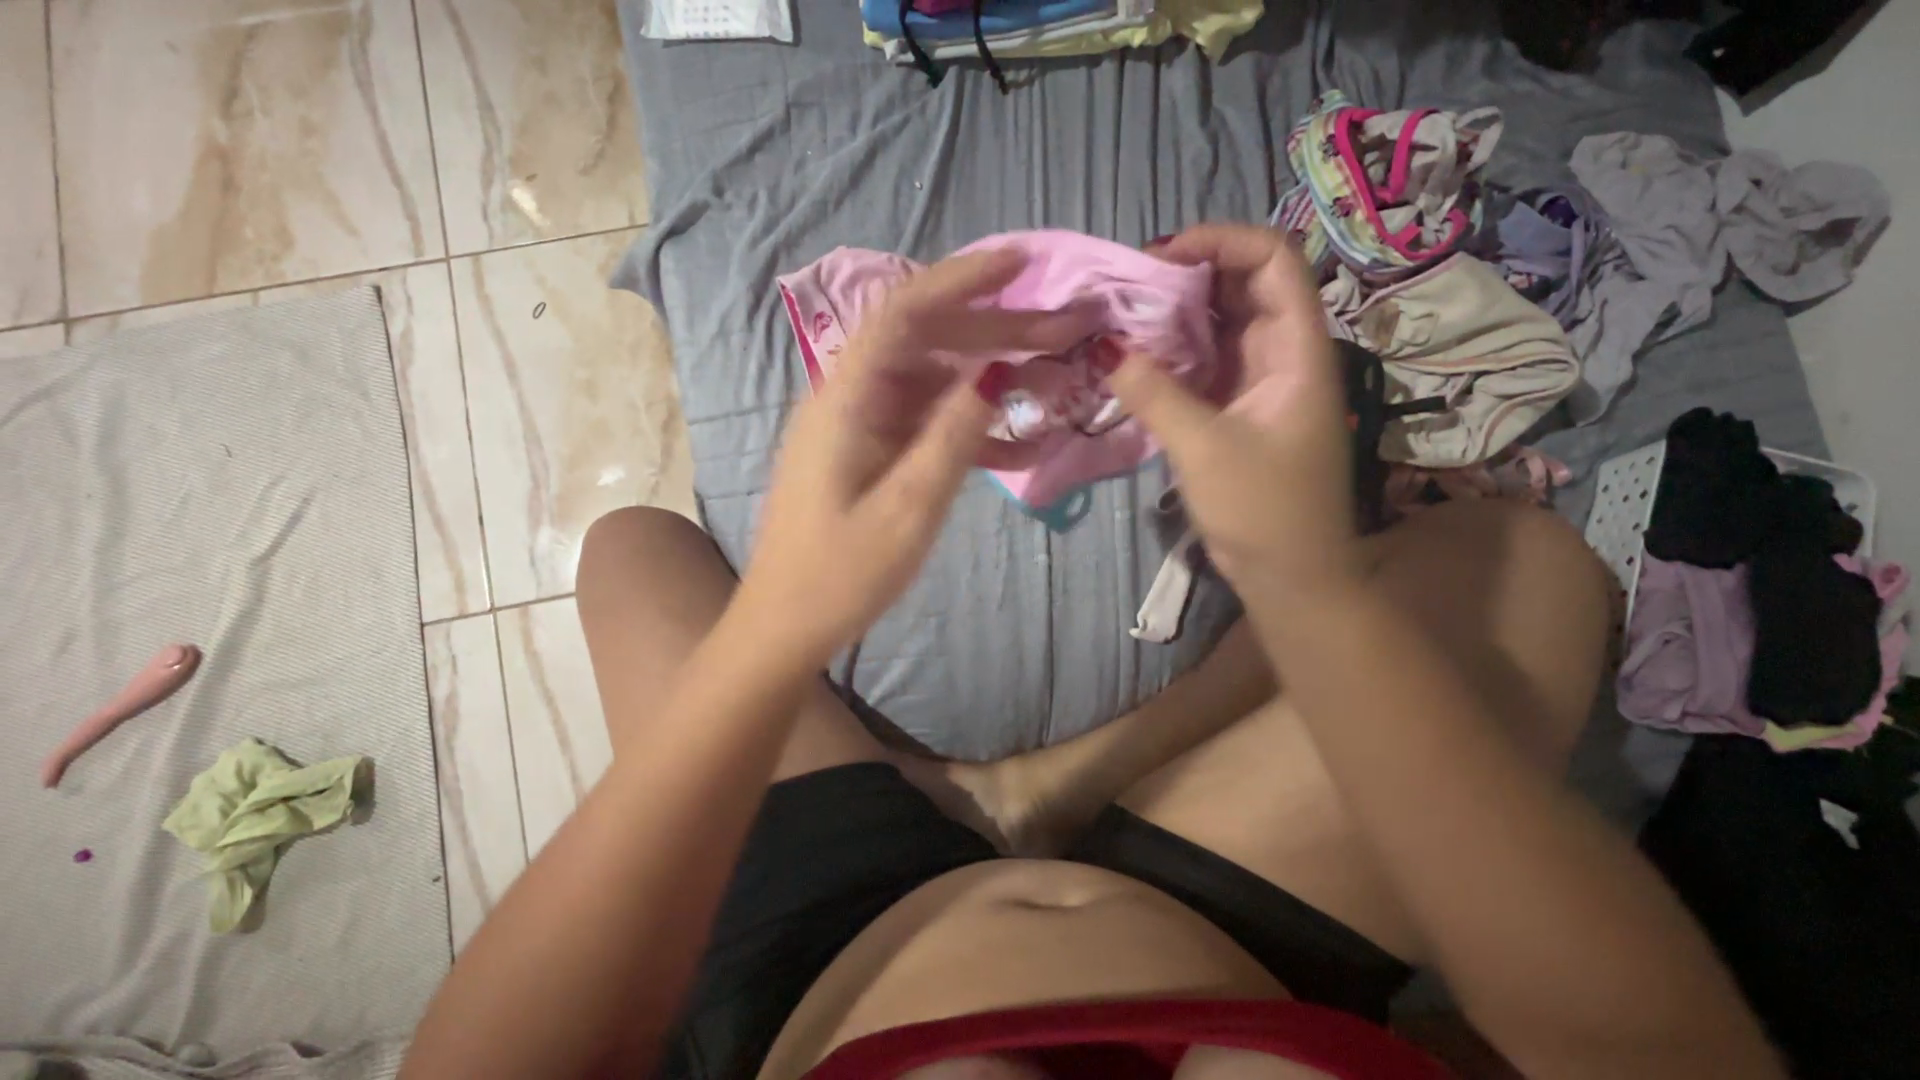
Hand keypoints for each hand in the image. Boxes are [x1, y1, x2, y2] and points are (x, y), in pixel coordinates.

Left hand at [739, 249, 1091, 662]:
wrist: (784, 627)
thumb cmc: (840, 575)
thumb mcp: (909, 507)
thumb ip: (955, 435)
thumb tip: (1001, 371)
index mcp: (845, 399)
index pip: (903, 311)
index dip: (961, 278)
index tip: (1021, 262)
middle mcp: (848, 398)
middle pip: (925, 341)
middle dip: (996, 331)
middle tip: (1064, 332)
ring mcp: (857, 426)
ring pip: (932, 381)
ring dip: (989, 381)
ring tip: (1054, 386)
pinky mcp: (867, 454)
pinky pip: (923, 423)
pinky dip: (967, 427)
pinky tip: (1018, 449)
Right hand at [1116, 224, 1360, 599]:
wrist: (1292, 576)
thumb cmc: (1263, 511)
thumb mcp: (1204, 448)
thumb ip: (1154, 393)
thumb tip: (1104, 347)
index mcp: (1297, 350)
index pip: (1274, 260)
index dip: (1222, 241)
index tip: (1160, 256)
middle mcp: (1284, 353)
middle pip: (1243, 283)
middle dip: (1187, 274)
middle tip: (1126, 287)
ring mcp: (1261, 380)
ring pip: (1220, 322)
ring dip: (1174, 313)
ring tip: (1121, 316)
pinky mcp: (1239, 407)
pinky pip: (1205, 360)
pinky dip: (1172, 350)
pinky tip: (1133, 356)